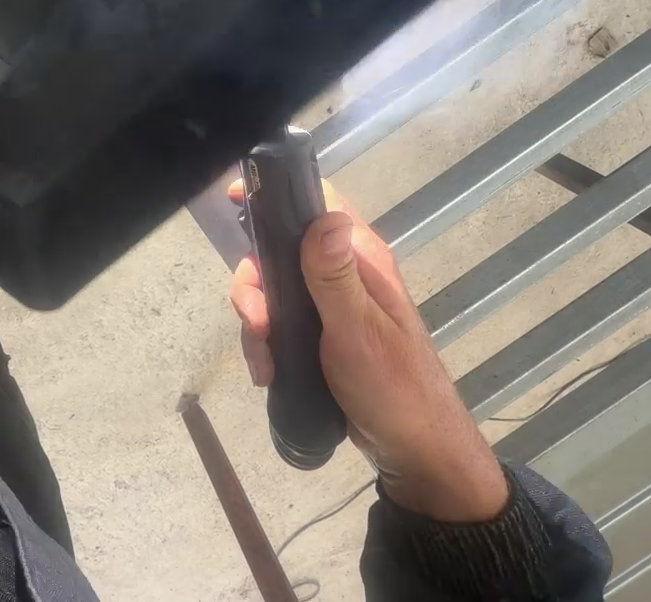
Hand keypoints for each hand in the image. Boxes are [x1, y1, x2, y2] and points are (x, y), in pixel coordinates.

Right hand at [229, 191, 507, 522]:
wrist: (415, 454)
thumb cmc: (394, 388)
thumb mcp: (358, 330)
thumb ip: (335, 275)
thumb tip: (325, 215)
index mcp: (360, 258)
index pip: (317, 204)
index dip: (276, 196)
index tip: (236, 200)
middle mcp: (342, 272)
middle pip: (278, 251)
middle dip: (256, 287)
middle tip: (257, 324)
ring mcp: (328, 303)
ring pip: (271, 290)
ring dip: (257, 324)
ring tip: (264, 361)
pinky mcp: (317, 332)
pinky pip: (277, 322)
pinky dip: (265, 343)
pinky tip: (269, 371)